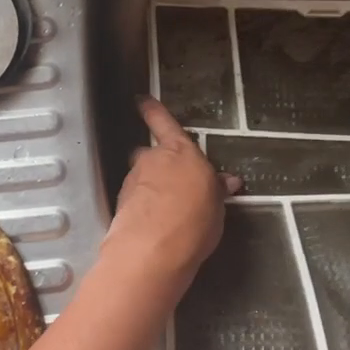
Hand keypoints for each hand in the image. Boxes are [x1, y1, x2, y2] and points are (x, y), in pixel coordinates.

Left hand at [103, 98, 240, 290]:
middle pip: (150, 154)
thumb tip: (229, 181)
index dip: (152, 110)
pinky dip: (142, 208)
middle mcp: (153, 159)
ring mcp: (133, 181)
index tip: (140, 100)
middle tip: (173, 185)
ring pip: (141, 178)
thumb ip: (217, 190)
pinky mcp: (120, 203)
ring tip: (165, 214)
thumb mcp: (217, 207)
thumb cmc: (196, 220)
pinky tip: (153, 226)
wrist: (153, 250)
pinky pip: (135, 200)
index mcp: (181, 151)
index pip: (163, 123)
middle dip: (157, 165)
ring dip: (149, 189)